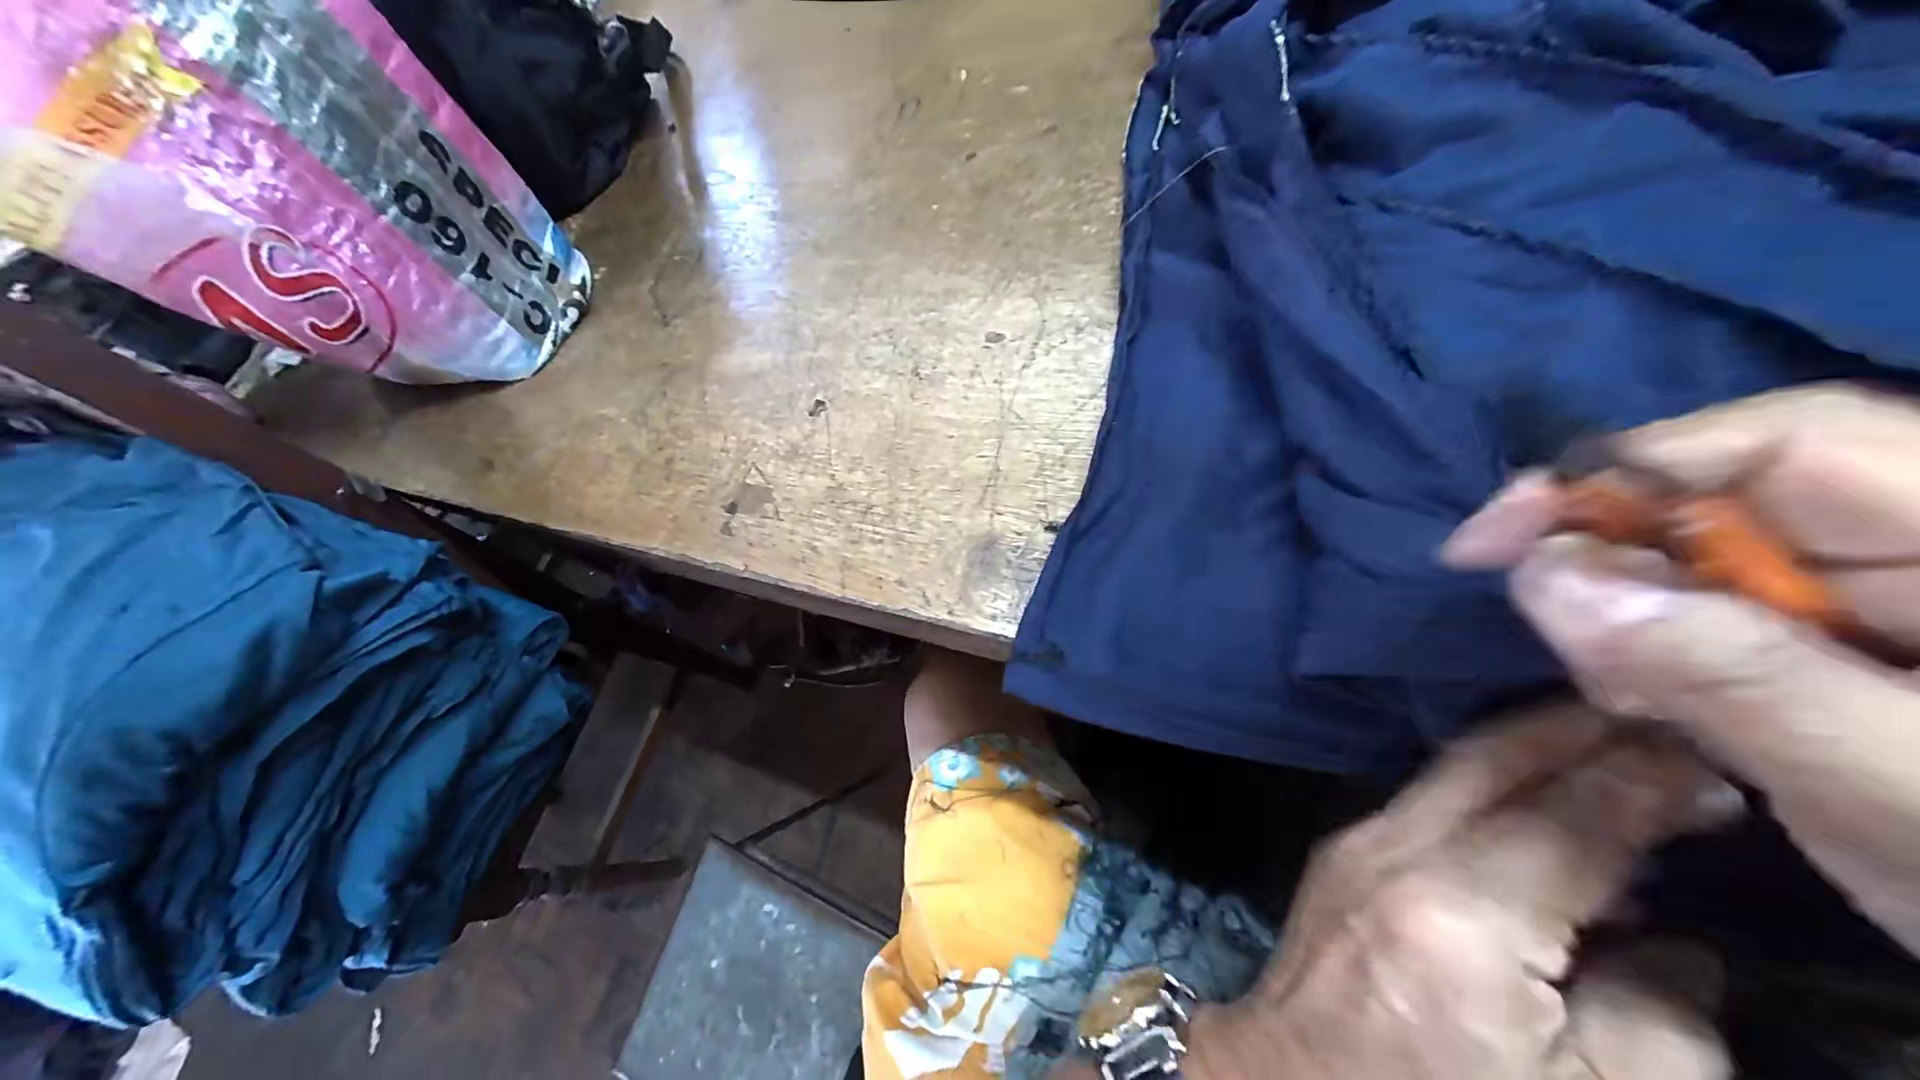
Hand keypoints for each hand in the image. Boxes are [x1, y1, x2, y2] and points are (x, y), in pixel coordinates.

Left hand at [1186, 706, 1737, 1079]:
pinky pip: (1427, 799)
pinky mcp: (1340, 854)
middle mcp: (1392, 851)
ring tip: (1614, 746)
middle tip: (1662, 719)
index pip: (1569, 816)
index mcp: (1458, 913)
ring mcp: (1353, 843)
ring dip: (1532, 749)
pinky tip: (1539, 799)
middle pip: (1491, 758)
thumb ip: (1663, 1021)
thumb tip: (1676, 942)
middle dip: (1578, 728)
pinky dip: (1489, 785)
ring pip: (1452, 767)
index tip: (1710, 755)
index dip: (1646, 779)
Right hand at [1445, 385, 1919, 955]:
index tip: (1496, 538)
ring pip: (1692, 553)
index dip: (1619, 471)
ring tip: (1625, 693)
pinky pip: (1699, 606)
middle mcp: (1915, 538)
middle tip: (1558, 634)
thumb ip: (1732, 670)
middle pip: (1718, 495)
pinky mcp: (1829, 639)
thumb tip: (1547, 575)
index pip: (1776, 442)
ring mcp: (1876, 590)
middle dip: (1606, 553)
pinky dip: (1643, 645)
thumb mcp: (1896, 785)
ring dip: (1619, 609)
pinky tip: (1648, 698)